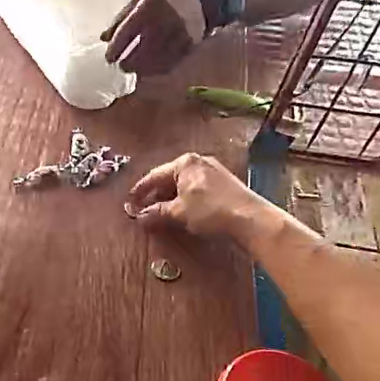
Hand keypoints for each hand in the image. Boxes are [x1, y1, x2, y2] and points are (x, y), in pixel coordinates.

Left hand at [102, 0, 207, 74]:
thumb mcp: (141, 0)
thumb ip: (121, 18)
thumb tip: (102, 38)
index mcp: (148, 8)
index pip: (125, 34)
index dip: (114, 50)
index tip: (109, 58)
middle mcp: (162, 23)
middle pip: (137, 55)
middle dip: (127, 63)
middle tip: (123, 65)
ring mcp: (176, 37)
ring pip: (151, 65)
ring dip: (140, 69)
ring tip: (136, 67)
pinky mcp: (187, 48)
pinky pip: (166, 66)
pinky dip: (155, 70)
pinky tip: (151, 67)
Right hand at [126, 151, 275, 241]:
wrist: (250, 218)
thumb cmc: (210, 210)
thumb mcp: (177, 212)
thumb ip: (156, 212)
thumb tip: (140, 216)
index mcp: (184, 163)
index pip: (153, 176)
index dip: (140, 191)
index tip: (129, 203)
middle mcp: (197, 162)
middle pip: (168, 179)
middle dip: (155, 196)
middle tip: (143, 211)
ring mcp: (211, 172)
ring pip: (181, 185)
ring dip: (169, 199)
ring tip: (159, 214)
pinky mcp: (221, 184)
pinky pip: (194, 190)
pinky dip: (183, 200)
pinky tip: (180, 212)